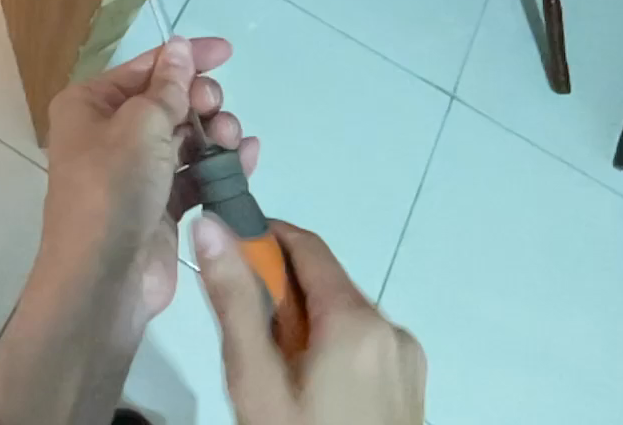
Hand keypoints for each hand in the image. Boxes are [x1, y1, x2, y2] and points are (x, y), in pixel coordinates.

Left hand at [40, 36, 258, 325]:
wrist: (103, 279)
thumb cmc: (112, 187)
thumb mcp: (141, 124)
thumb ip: (168, 85)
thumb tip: (177, 46)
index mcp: (90, 104)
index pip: (145, 68)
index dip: (186, 57)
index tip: (227, 51)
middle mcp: (109, 133)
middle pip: (169, 101)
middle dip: (201, 101)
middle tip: (216, 109)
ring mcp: (136, 170)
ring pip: (185, 137)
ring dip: (214, 133)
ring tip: (231, 140)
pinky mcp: (160, 204)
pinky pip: (195, 173)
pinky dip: (219, 165)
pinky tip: (246, 157)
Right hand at [194, 217, 426, 424]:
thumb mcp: (255, 381)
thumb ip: (233, 298)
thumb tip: (210, 225)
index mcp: (358, 321)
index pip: (305, 244)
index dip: (263, 239)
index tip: (227, 258)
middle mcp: (392, 330)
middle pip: (323, 282)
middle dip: (278, 293)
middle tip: (243, 337)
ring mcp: (408, 365)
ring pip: (340, 317)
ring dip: (300, 325)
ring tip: (270, 376)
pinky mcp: (413, 393)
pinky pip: (361, 348)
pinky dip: (327, 351)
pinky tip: (305, 397)